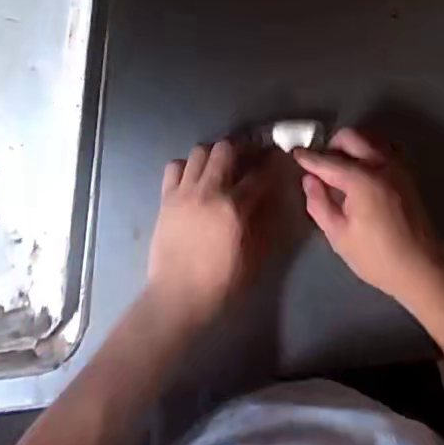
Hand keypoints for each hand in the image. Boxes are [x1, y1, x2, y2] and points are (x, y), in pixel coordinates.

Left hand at [147, 140, 269, 329]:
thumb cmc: (219, 283)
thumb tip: (271, 199)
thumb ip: (263, 223)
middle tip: (247, 156)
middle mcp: (209, 191)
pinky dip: (186, 166)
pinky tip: (193, 178)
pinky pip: (175, 166)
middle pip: (226, 148)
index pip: (259, 173)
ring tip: (220, 164)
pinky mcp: (166, 198)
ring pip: (200, 151)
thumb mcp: (252, 256)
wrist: (177, 297)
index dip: (272, 162)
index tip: (277, 157)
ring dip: (213, 154)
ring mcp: (185, 192)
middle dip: (241, 147)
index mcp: (234, 207)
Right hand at [294, 128, 443, 306]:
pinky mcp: (407, 171)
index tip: (295, 153)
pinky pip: (385, 147)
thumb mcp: (339, 235)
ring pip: (369, 137)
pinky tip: (364, 168)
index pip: (328, 161)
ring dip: (352, 144)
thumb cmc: (377, 256)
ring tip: (341, 166)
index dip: (309, 157)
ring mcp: (397, 164)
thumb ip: (320, 203)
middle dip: (331, 145)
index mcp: (361, 179)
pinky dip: (370, 149)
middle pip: (351, 136)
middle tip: (320, 163)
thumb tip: (309, 180)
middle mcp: (381, 163)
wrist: (423, 266)